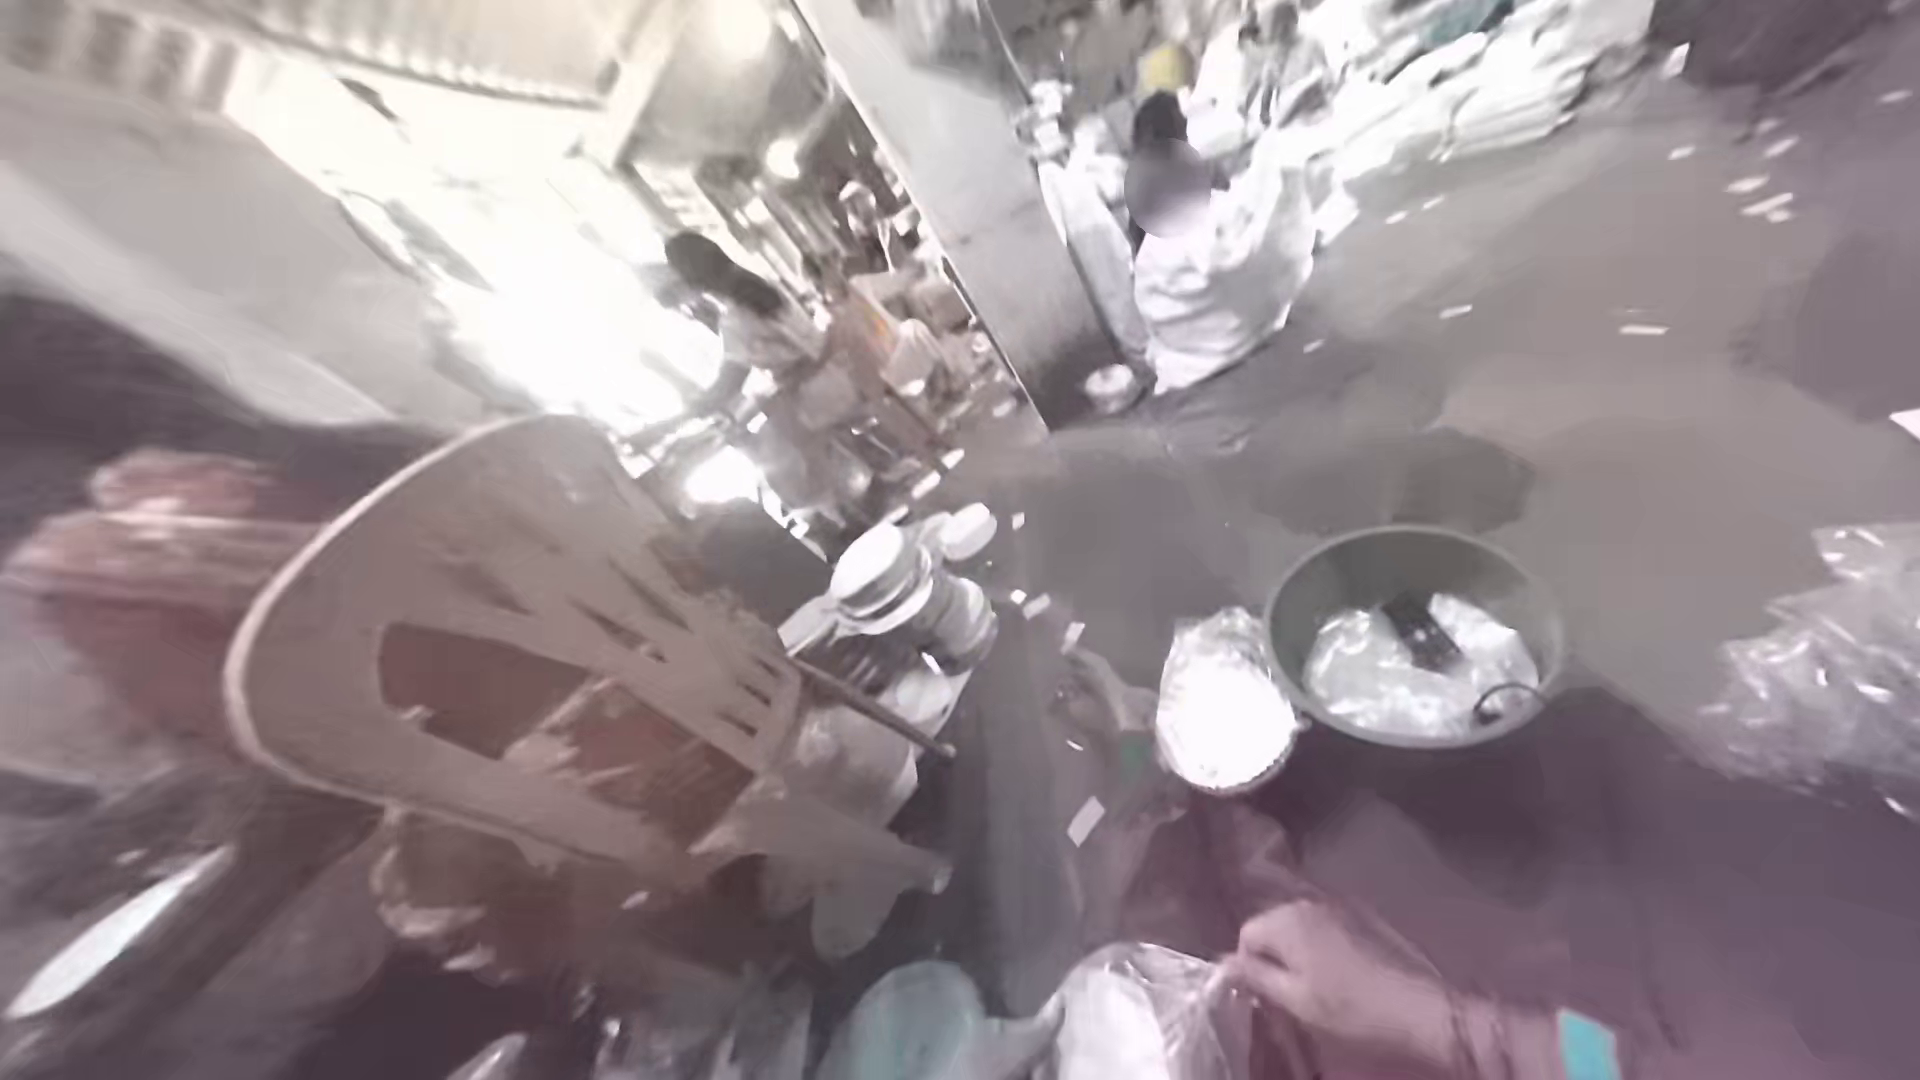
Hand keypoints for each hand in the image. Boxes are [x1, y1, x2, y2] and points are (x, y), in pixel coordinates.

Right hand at [1227, 901, 1457, 1068]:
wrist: (1422, 1010)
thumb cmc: (1353, 1010)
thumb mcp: (1298, 1002)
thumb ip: (1257, 977)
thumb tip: (1224, 962)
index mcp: (1283, 921)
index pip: (1245, 934)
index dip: (1249, 965)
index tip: (1267, 994)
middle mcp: (1301, 904)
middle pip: (1268, 926)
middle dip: (1272, 955)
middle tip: (1290, 993)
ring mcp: (1329, 907)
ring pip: (1294, 926)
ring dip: (1295, 951)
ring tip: (1314, 984)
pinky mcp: (1354, 917)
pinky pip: (1318, 926)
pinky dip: (1317, 945)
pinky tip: (1336, 973)